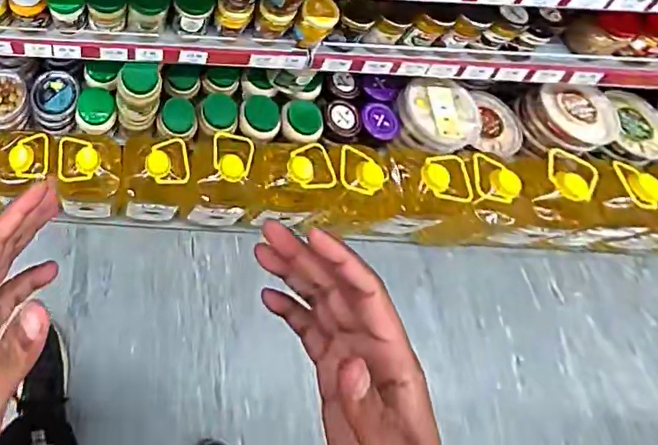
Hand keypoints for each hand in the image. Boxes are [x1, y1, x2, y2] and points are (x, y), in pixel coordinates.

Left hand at [0, 181, 61, 444]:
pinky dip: (29, 279)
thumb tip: (41, 308)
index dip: (16, 213)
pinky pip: (9, 294)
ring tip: (49, 214)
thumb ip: (12, 354)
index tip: (37, 191)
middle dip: (23, 215)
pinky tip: (45, 272)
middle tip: (48, 190)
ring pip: (3, 264)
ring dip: (27, 238)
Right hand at [256, 222, 439, 444]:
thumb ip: (368, 403)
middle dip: (303, 255)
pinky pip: (309, 327)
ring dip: (292, 272)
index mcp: (392, 356)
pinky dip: (289, 307)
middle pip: (335, 286)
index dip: (339, 258)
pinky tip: (272, 295)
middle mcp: (370, 347)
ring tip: (265, 251)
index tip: (314, 236)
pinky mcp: (332, 370)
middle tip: (275, 233)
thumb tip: (350, 362)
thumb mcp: (390, 442)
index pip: (366, 291)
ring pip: (318, 299)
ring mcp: (350, 356)